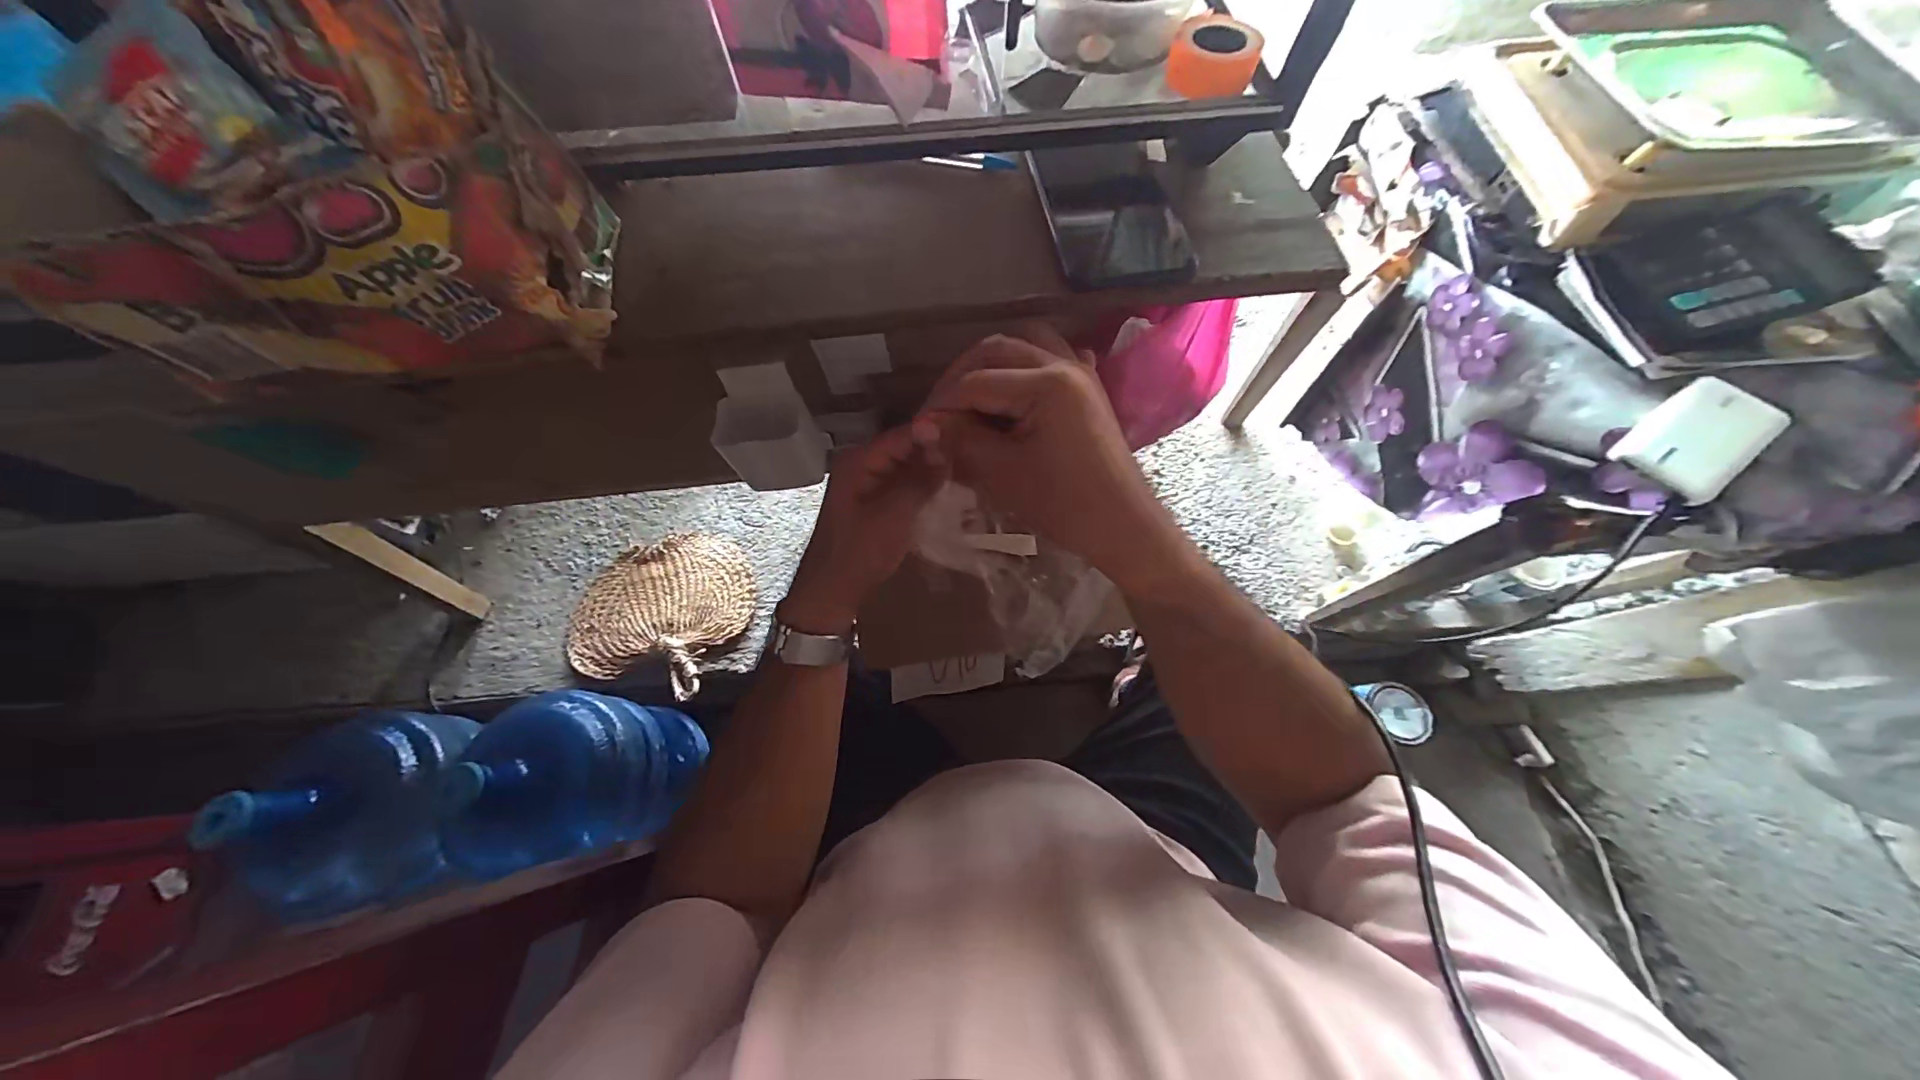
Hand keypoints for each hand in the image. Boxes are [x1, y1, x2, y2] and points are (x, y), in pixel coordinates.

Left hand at [783, 421, 948, 634]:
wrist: (832, 592)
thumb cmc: (860, 552)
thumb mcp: (894, 514)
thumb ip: (919, 480)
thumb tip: (946, 450)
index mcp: (859, 461)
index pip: (903, 435)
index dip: (935, 434)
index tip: (969, 436)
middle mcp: (862, 466)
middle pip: (905, 449)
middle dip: (936, 451)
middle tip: (973, 454)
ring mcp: (867, 486)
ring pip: (906, 469)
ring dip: (932, 471)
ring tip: (968, 470)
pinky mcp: (875, 505)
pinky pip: (903, 487)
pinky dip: (923, 488)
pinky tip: (947, 493)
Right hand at [919, 331, 1190, 595]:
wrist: (1122, 526)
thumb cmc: (1064, 505)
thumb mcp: (1003, 474)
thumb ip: (960, 441)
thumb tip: (923, 424)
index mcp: (1046, 384)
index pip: (975, 382)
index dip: (942, 404)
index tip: (920, 429)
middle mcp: (1065, 364)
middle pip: (997, 350)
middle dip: (961, 377)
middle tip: (939, 411)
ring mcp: (1081, 373)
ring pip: (1026, 345)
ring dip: (991, 365)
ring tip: (969, 398)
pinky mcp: (1088, 389)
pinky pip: (1052, 360)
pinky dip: (1025, 368)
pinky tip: (1014, 391)